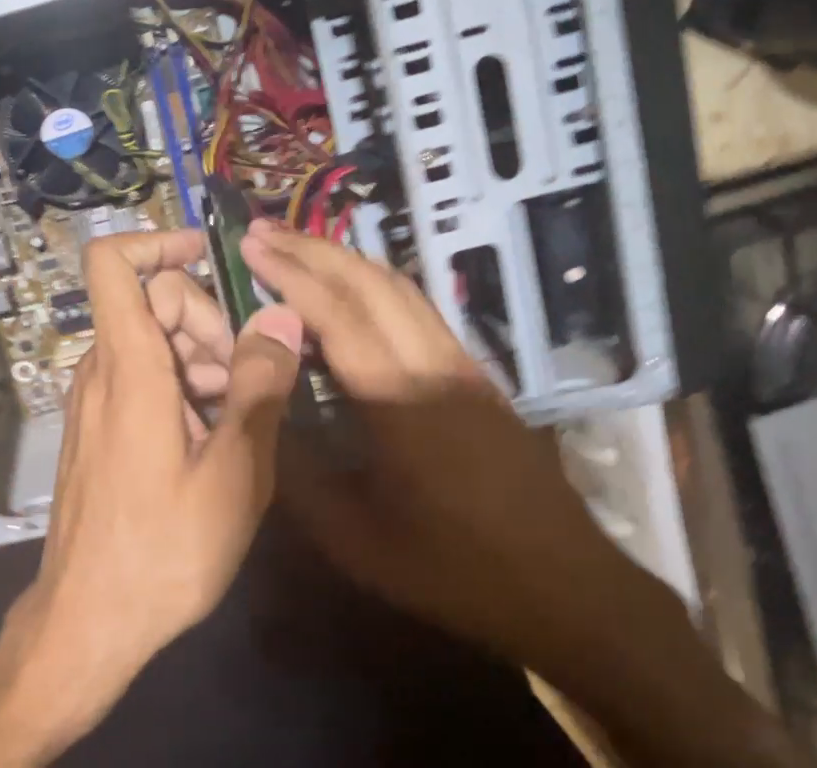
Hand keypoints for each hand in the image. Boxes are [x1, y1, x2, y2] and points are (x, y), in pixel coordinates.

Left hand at [0, 230, 303, 740]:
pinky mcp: (97, 429)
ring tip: (233, 427)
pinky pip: (138, 380)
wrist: (88, 619)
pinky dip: (178, 390)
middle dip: (206, 325)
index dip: (157, 242)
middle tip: (243, 388)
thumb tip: (280, 318)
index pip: (112, 263)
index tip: (208, 256)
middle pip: (152, 302)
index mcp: (128, 367)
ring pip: (150, 343)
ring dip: (199, 363)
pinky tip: (208, 444)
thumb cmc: (164, 549)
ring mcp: (94, 401)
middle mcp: (100, 371)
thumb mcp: (233, 471)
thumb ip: (258, 388)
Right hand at [240, 222, 808, 767]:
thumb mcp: (355, 539)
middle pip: (371, 283)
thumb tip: (250, 416)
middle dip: (312, 249)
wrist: (566, 587)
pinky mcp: (475, 375)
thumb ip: (296, 475)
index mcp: (401, 402)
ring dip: (345, 259)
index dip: (290, 274)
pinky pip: (417, 308)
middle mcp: (434, 366)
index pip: (338, 315)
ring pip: (400, 288)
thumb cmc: (451, 569)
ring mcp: (461, 365)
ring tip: (296, 246)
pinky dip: (372, 282)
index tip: (249, 244)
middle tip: (261, 229)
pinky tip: (349, 287)